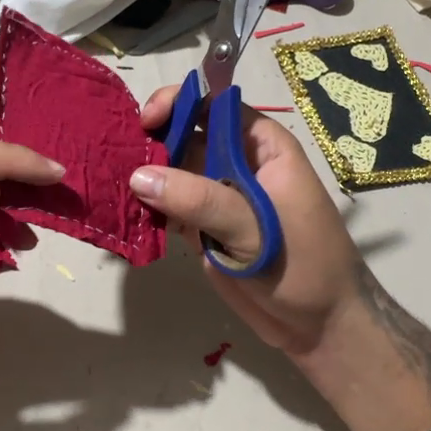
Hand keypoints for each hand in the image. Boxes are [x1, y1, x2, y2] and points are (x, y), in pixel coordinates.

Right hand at [129, 88, 361, 354]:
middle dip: (151, 140)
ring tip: (110, 184)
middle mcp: (237, 164)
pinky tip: (123, 212)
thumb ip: (200, 200)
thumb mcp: (255, 229)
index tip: (147, 120)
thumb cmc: (304, 267)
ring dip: (143, 176)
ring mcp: (218, 196)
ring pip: (172, 171)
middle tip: (117, 156)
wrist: (319, 328)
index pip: (215, 106)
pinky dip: (146, 207)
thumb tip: (139, 176)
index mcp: (262, 148)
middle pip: (185, 134)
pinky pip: (168, 206)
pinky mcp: (203, 227)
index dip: (180, 102)